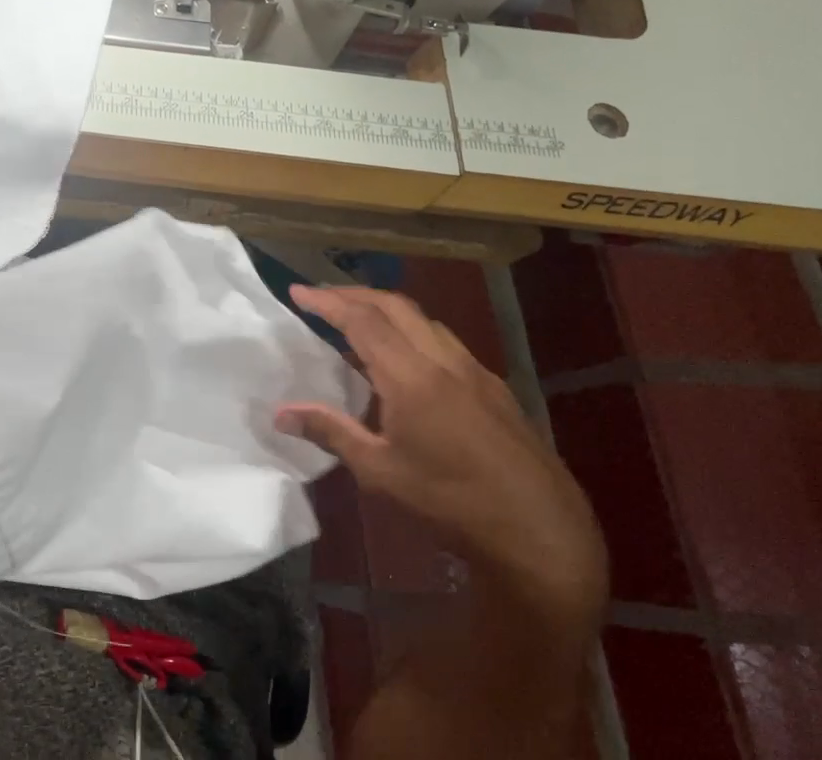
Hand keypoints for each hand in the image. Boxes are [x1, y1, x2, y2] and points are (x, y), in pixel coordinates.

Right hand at [277, 286, 605, 622]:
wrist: (542, 531)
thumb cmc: (451, 501)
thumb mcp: (380, 472)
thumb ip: (331, 432)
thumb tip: (280, 413)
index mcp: (412, 378)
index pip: (363, 321)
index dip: (328, 302)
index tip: (297, 291)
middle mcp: (446, 363)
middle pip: (397, 308)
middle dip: (355, 295)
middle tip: (321, 298)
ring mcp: (476, 374)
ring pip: (425, 322)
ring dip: (386, 312)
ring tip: (356, 324)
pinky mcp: (494, 390)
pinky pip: (445, 344)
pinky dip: (413, 334)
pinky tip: (402, 363)